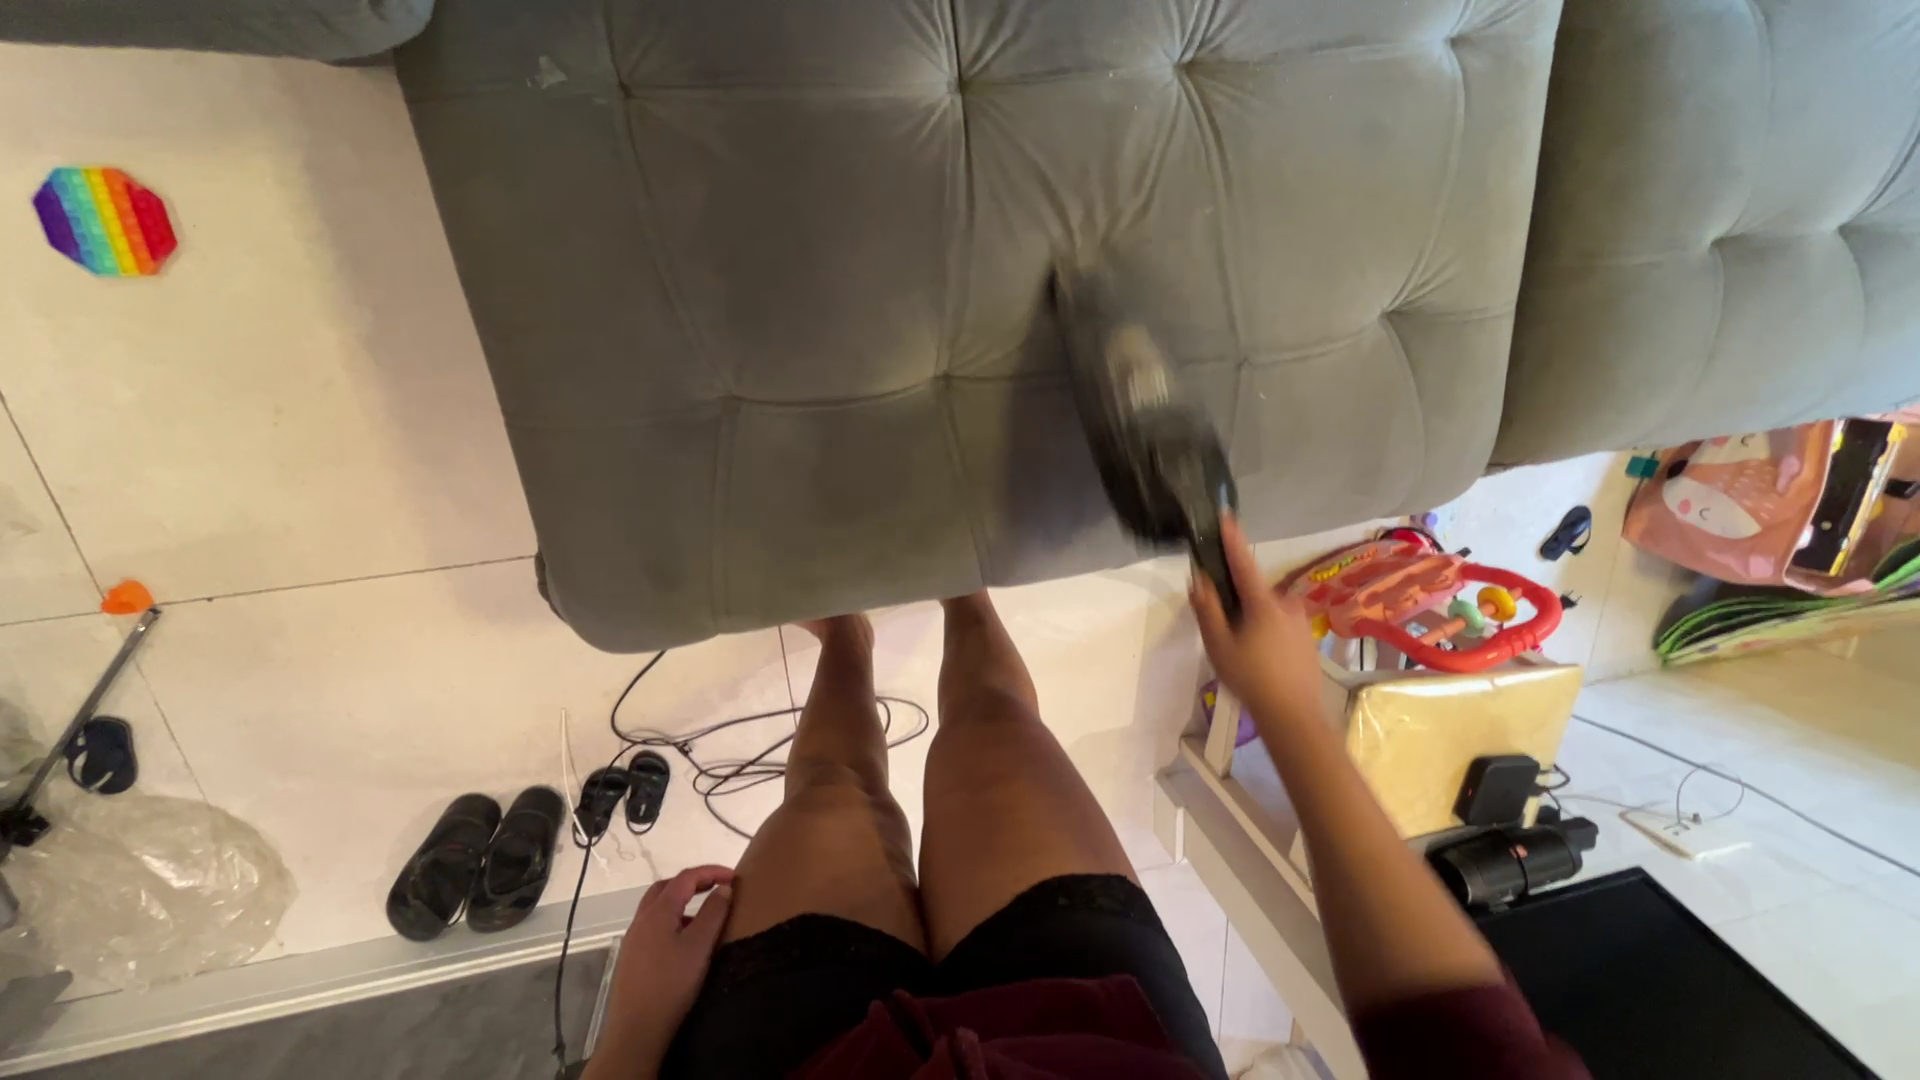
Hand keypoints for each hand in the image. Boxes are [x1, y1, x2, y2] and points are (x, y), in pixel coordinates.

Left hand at [592, 865, 733, 1073]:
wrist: (636, 1032)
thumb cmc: (671, 983)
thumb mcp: (700, 945)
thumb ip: (713, 912)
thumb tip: (723, 888)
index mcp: (657, 912)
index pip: (685, 878)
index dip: (711, 872)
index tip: (734, 877)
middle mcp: (641, 921)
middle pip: (665, 887)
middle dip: (692, 882)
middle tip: (715, 887)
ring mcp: (633, 941)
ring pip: (657, 908)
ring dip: (681, 902)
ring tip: (704, 914)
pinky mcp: (631, 960)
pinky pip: (653, 927)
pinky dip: (672, 920)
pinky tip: (685, 942)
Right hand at [1189, 514, 1325, 723]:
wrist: (1294, 716)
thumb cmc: (1251, 678)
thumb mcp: (1219, 645)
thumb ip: (1208, 609)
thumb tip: (1199, 580)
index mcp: (1264, 602)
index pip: (1243, 562)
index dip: (1232, 539)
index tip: (1226, 516)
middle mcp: (1287, 604)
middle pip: (1254, 592)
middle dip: (1237, 600)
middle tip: (1221, 626)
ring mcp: (1302, 622)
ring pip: (1267, 611)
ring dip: (1252, 619)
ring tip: (1240, 650)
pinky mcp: (1308, 639)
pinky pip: (1280, 625)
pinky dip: (1266, 632)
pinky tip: (1259, 659)